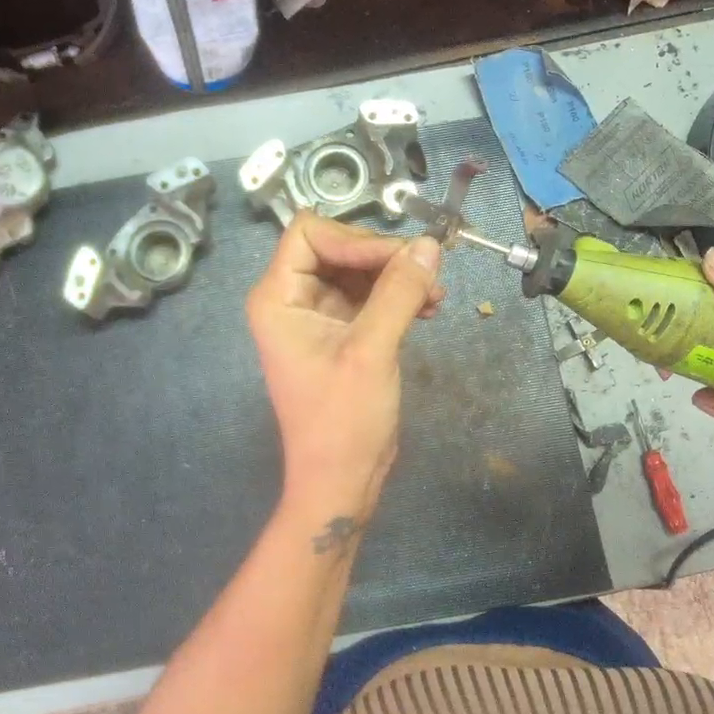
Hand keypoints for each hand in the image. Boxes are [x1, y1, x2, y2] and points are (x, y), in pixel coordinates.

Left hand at [246, 215, 443, 522]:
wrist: (340, 480)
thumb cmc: (343, 419)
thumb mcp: (371, 351)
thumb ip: (399, 293)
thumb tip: (431, 245)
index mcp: (277, 297)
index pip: (309, 233)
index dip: (355, 239)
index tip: (400, 259)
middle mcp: (290, 299)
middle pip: (337, 247)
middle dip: (383, 257)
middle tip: (429, 275)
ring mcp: (316, 316)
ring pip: (358, 270)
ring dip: (397, 277)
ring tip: (436, 297)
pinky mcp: (340, 332)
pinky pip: (368, 296)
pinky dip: (397, 297)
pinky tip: (429, 309)